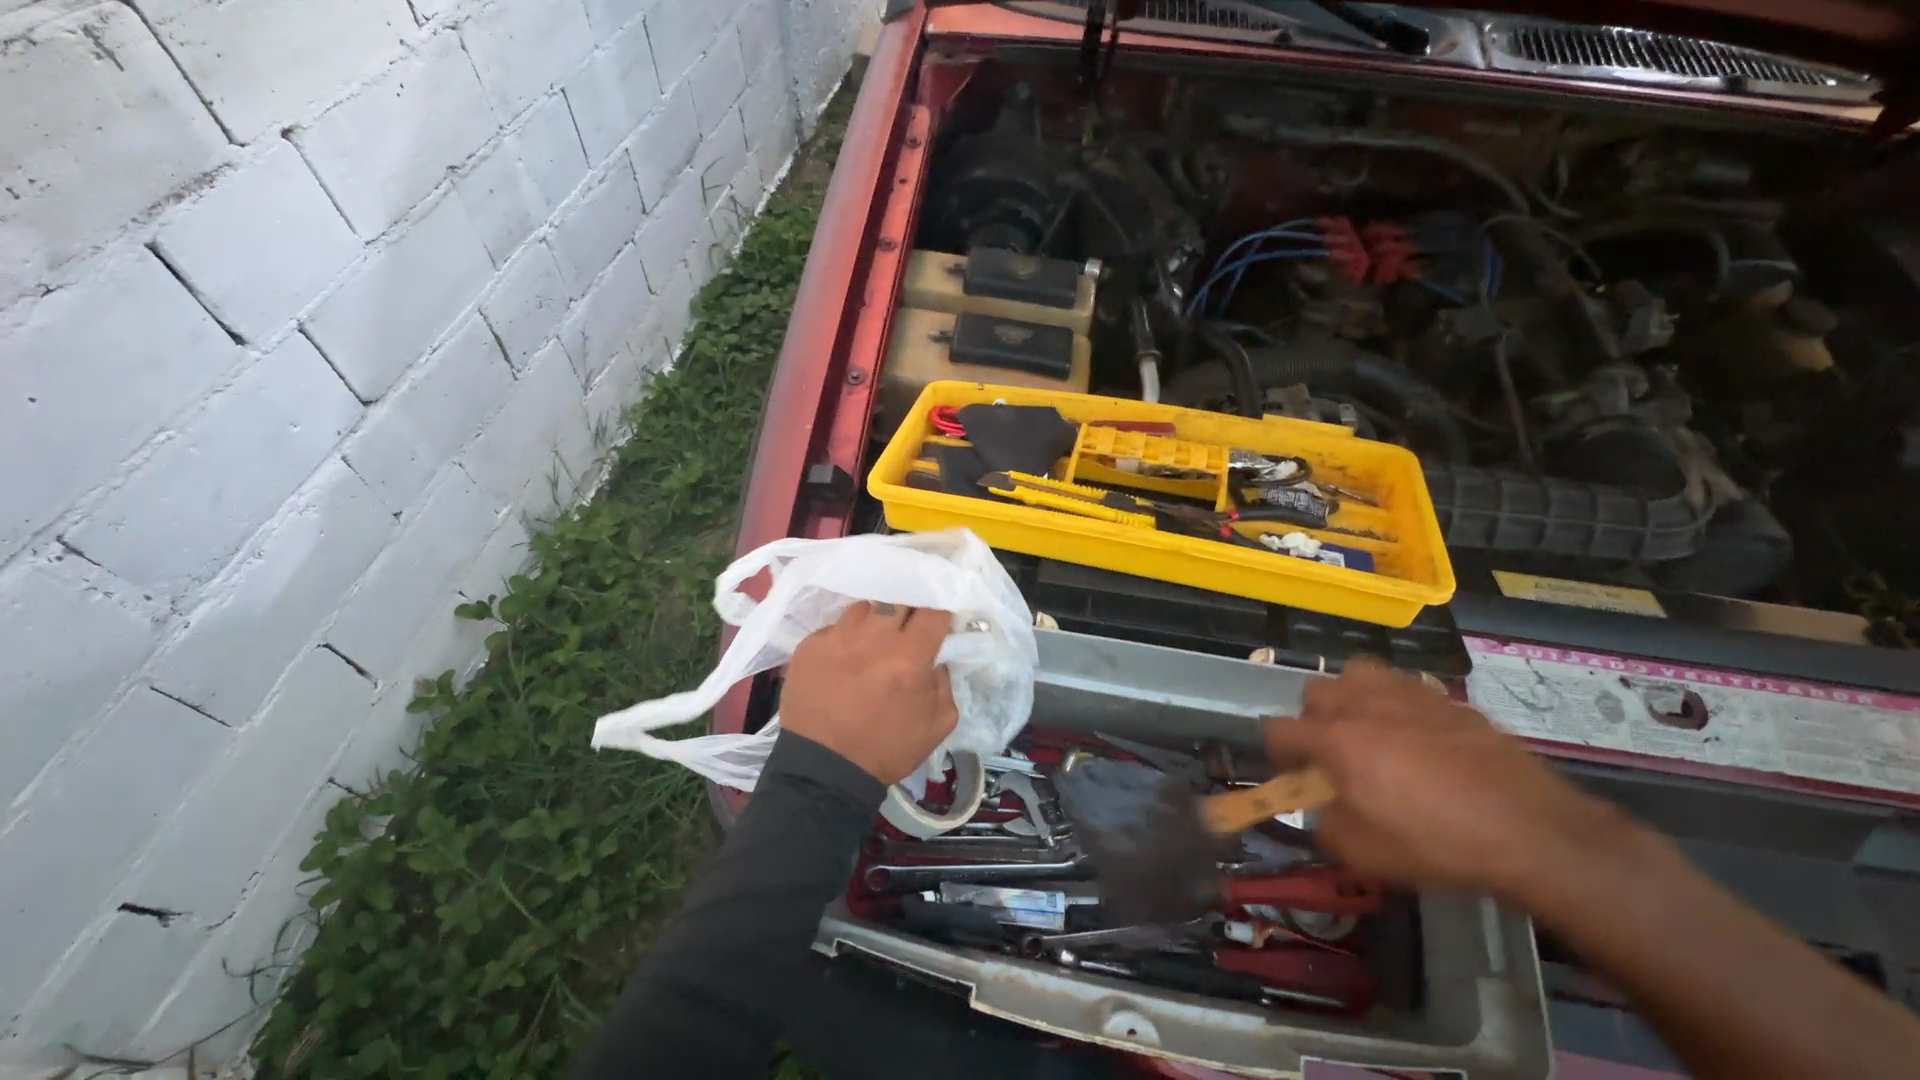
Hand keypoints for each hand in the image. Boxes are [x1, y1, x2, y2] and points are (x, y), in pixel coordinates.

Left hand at [781, 602, 958, 784]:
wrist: (824, 771)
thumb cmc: (886, 750)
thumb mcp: (938, 724)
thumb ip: (945, 683)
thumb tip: (937, 658)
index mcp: (909, 658)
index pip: (933, 610)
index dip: (940, 613)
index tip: (939, 622)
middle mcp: (873, 639)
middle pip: (898, 599)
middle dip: (908, 610)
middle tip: (908, 628)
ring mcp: (836, 639)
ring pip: (864, 607)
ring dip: (875, 619)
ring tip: (873, 640)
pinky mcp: (808, 647)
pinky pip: (833, 627)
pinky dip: (844, 638)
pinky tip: (844, 658)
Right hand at [1266, 658, 1627, 898]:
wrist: (1528, 829)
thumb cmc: (1436, 844)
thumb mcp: (1363, 854)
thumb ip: (1325, 824)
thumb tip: (1322, 807)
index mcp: (1336, 740)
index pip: (1278, 729)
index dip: (1277, 752)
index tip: (1291, 774)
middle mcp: (1364, 705)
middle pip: (1314, 692)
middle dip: (1312, 719)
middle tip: (1332, 754)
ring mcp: (1409, 696)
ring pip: (1358, 674)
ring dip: (1351, 697)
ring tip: (1370, 729)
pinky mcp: (1448, 700)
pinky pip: (1405, 688)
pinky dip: (1397, 704)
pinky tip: (1418, 737)